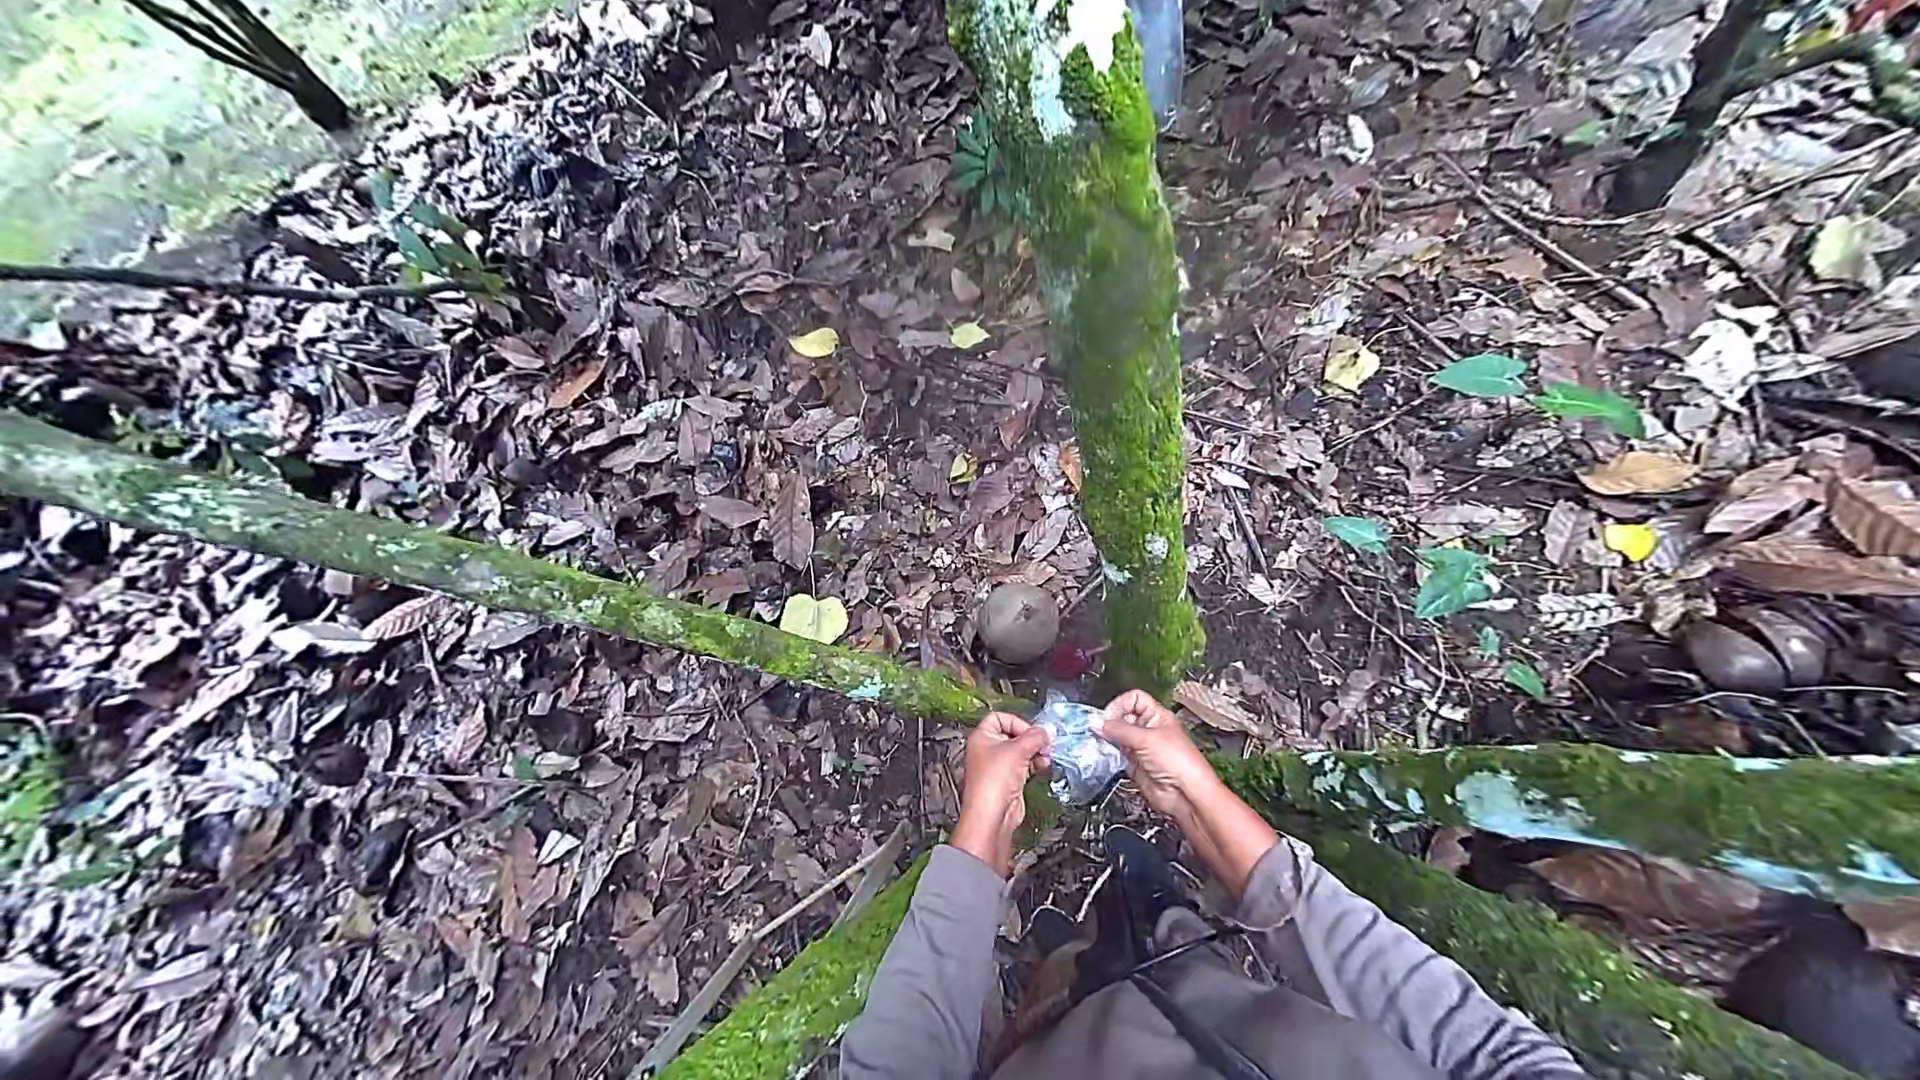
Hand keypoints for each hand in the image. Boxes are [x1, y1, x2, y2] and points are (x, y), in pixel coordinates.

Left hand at [950, 712, 1050, 876]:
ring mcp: (998, 765)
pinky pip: (1024, 765)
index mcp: (982, 737)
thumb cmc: (992, 783)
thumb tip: (1045, 731)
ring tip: (1045, 755)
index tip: (1031, 731)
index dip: (1017, 722)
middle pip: (1013, 734)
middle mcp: (988, 750)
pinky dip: (1034, 763)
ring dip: (1035, 751)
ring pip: (1020, 750)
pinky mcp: (1008, 779)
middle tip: (1043, 742)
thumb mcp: (1017, 750)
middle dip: (1030, 738)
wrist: (992, 815)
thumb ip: (1035, 737)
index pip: (1000, 718)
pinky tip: (1043, 765)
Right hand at [1096, 690, 1277, 896]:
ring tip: (1101, 742)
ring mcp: (1141, 747)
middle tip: (1100, 729)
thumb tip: (1099, 723)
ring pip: (1118, 736)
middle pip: (1123, 717)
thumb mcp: (1146, 738)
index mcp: (1157, 716)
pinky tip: (1106, 754)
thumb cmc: (1179, 762)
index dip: (1120, 704)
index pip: (1134, 699)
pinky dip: (1109, 753)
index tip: (1109, 716)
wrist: (1186, 794)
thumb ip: (1119, 729)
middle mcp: (1148, 729)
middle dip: (1110, 722)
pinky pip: (1117, 754)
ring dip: (1108, 738)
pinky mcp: (1135, 764)